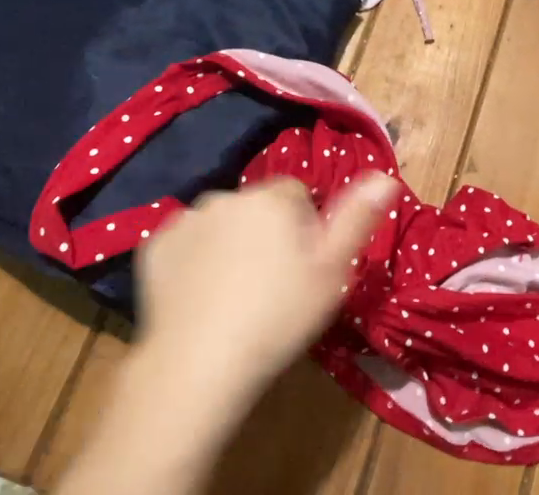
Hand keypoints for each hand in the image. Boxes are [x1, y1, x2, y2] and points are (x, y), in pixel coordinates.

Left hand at [134, 173, 398, 397]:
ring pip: (219, 223)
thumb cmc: (278, 318)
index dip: (304, 228)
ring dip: (229, 243)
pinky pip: (185, 243)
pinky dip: (193, 260)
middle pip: (256, 207)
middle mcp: (227, 196)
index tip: (303, 266)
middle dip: (265, 232)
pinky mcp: (154, 247)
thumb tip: (384, 175)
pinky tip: (200, 296)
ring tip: (233, 294)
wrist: (199, 363)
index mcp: (272, 198)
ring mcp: (185, 219)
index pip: (296, 195)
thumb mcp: (333, 271)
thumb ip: (357, 217)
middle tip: (271, 284)